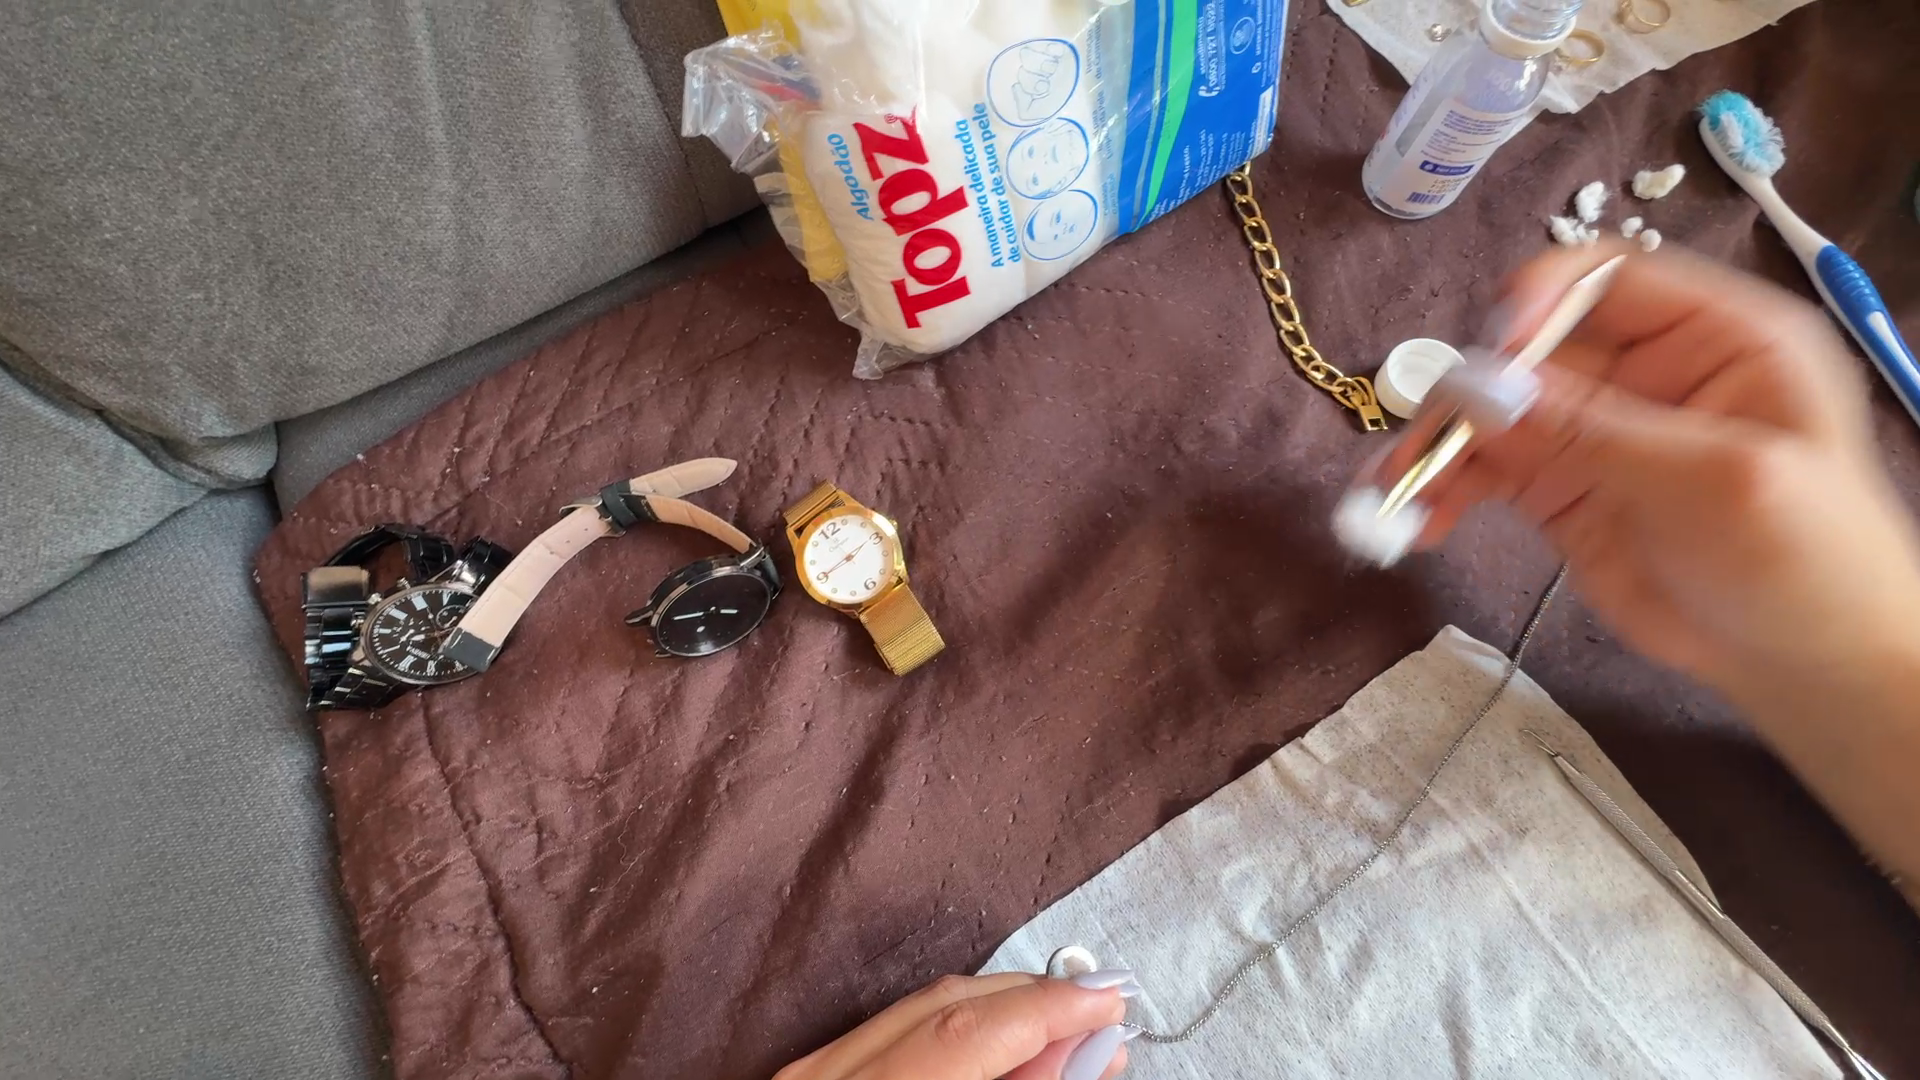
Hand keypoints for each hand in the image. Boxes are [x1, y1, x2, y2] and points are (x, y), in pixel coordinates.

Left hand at [774, 971, 1138, 1079]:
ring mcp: (811, 1075)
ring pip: (922, 1006)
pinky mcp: (809, 1075)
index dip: (1049, 1008)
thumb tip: (1081, 1057)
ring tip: (1059, 1023)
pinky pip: (898, 1027)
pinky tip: (997, 1044)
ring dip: (998, 1007)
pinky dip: (958, 1026)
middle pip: (947, 1004)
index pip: (967, 1033)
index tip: (1110, 998)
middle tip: (1098, 1007)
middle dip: (1032, 997)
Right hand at [1362, 244, 1919, 889]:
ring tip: (1384, 503)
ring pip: (1474, 421)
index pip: (1589, 284)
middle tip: (1403, 454)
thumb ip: (1576, 424)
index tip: (1471, 369)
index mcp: (1700, 341)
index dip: (1522, 311)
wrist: (1800, 659)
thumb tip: (1459, 383)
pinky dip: (1430, 496)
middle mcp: (1628, 376)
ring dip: (1423, 457)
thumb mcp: (1699, 478)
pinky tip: (1405, 525)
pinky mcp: (1546, 490)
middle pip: (1509, 358)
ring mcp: (1579, 434)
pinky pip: (1468, 476)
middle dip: (1448, 400)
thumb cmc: (1796, 558)